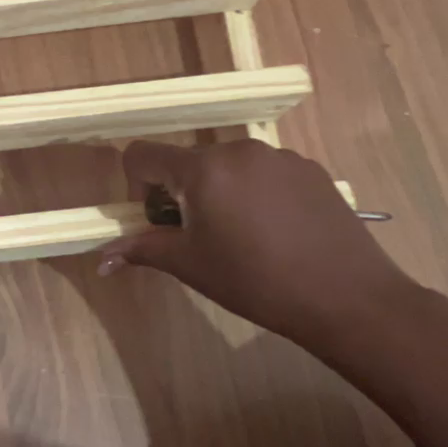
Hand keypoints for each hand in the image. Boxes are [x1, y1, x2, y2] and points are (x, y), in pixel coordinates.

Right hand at [99, 140, 420, 344]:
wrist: (345, 296)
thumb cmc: (254, 280)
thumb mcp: (189, 265)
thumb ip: (141, 250)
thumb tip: (101, 260)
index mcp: (203, 169)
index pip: (143, 155)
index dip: (136, 185)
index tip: (155, 220)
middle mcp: (239, 150)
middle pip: (187, 161)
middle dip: (178, 194)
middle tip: (195, 237)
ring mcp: (279, 157)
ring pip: (226, 168)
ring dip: (216, 194)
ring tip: (239, 238)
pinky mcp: (310, 170)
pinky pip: (261, 173)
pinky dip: (252, 195)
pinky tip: (273, 234)